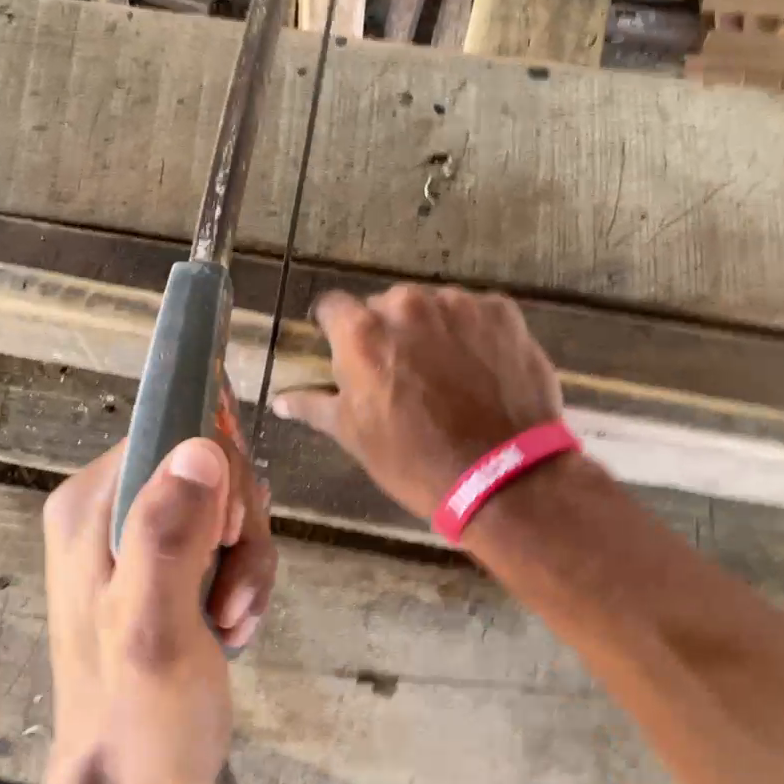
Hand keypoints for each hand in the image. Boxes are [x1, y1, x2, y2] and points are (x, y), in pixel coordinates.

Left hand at [37, 436, 270, 783]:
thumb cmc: (140, 718)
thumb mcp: (153, 628)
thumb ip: (167, 535)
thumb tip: (201, 445)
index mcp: (88, 505)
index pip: (171, 435)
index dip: (216, 478)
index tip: (228, 536)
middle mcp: (106, 508)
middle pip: (204, 469)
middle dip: (237, 529)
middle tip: (232, 594)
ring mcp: (134, 538)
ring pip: (222, 507)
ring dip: (245, 561)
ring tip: (232, 621)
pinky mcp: (161, 567)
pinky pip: (223, 542)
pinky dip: (241, 579)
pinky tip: (231, 627)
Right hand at [272, 285, 562, 518]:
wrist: (504, 478)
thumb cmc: (414, 460)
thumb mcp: (354, 436)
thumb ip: (313, 405)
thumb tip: (278, 400)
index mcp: (361, 332)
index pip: (332, 306)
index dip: (337, 328)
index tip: (346, 350)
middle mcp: (407, 305)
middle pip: (386, 305)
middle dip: (388, 331)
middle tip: (401, 373)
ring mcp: (459, 305)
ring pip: (432, 307)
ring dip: (432, 330)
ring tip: (447, 374)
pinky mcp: (502, 312)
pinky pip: (476, 313)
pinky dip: (473, 334)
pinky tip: (480, 369)